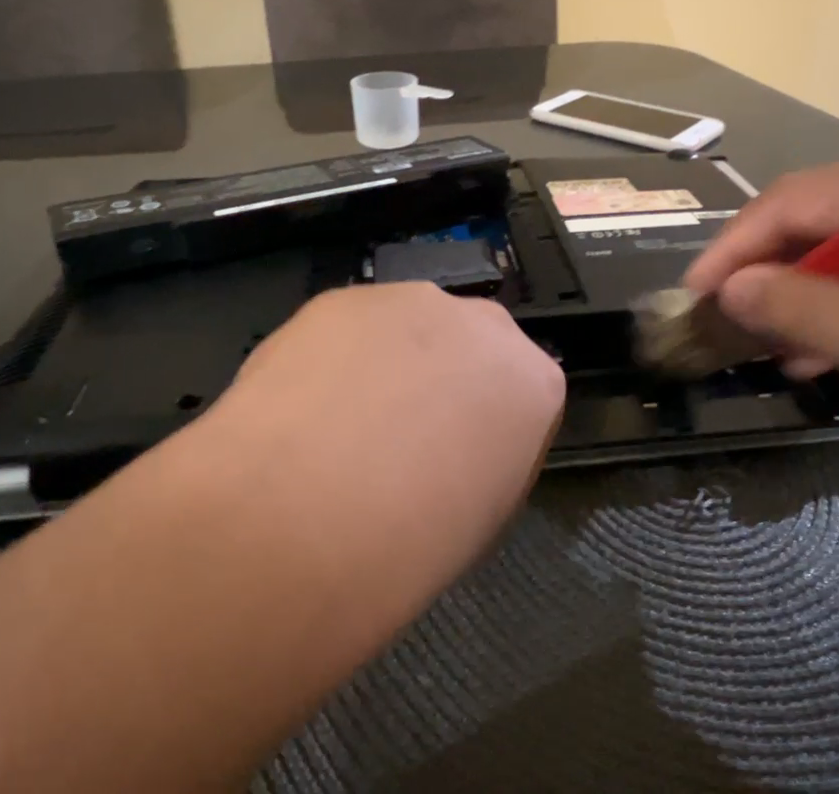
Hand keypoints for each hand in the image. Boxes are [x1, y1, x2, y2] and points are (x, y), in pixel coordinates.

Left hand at [202, 282, 565, 590]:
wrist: (311, 511)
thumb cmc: (415, 538)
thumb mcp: (483, 518)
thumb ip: (486, 464)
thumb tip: (455, 458)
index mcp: (534, 383)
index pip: (522, 398)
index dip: (484, 433)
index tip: (455, 465)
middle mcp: (482, 326)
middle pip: (469, 348)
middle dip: (442, 382)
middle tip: (399, 441)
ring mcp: (410, 303)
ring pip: (405, 331)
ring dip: (385, 366)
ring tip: (341, 427)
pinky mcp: (341, 300)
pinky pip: (347, 331)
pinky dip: (332, 361)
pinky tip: (304, 408)